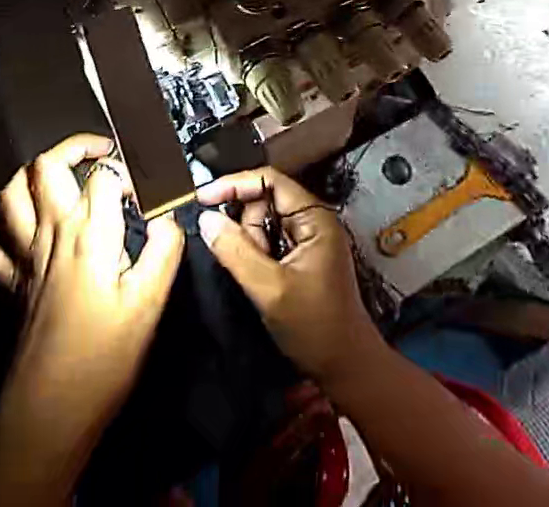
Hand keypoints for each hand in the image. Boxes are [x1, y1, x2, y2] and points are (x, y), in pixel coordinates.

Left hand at [0, 133, 184, 504]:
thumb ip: (165, 248)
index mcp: (89, 236)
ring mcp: (24, 256)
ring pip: (11, 191)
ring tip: (61, 173)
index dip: (132, 169)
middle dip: (77, 147)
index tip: (150, 186)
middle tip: (104, 153)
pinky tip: (2, 208)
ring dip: (34, 172)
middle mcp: (51, 235)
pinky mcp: (9, 280)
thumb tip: (170, 216)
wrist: (50, 412)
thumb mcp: (149, 302)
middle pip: (48, 167)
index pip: (106, 175)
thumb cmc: (104, 357)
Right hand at [195, 167, 384, 385]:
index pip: (270, 181)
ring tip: (257, 278)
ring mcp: (308, 240)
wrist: (346, 368)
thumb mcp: (270, 288)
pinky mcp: (301, 258)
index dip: (235, 184)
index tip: (202, 197)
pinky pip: (269, 243)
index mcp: (315, 217)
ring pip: (263, 224)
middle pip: (264, 202)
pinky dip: (256, 255)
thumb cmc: (315, 326)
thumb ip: (236, 251)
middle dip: (244, 225)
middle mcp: (313, 221)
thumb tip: (206, 218)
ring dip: (249, 244)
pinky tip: (256, 278)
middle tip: (241, 260)